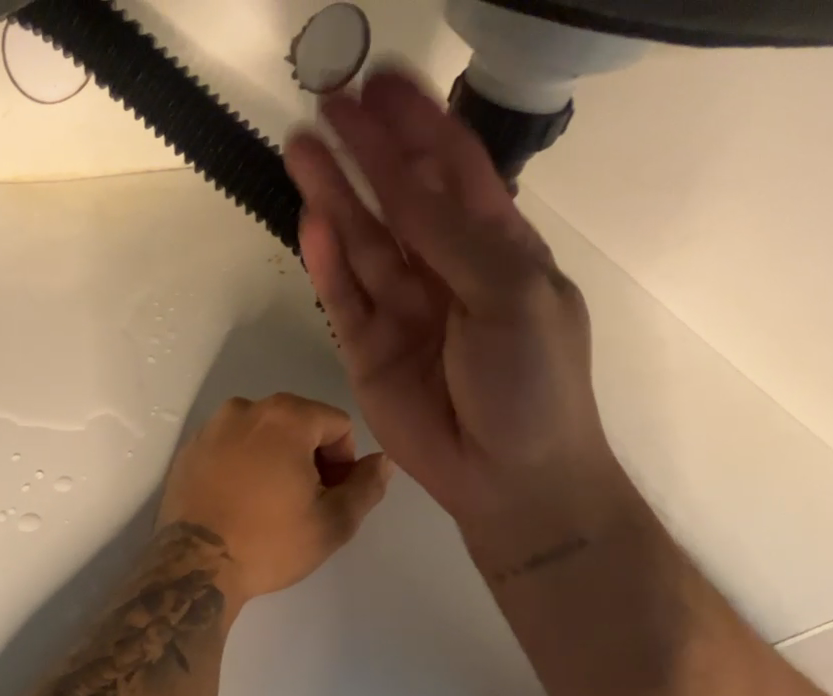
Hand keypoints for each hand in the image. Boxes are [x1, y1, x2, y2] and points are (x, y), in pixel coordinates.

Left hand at [157, 393, 392, 599]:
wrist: (194, 567)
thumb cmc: (269, 542)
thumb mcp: (333, 522)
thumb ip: (366, 486)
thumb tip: (383, 461)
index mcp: (285, 417)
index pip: (337, 424)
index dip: (344, 462)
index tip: (329, 497)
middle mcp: (243, 409)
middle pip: (298, 424)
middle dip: (310, 457)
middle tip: (303, 504)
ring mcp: (209, 428)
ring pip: (261, 435)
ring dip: (275, 460)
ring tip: (270, 505)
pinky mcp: (186, 452)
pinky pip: (229, 448)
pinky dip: (241, 466)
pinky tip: (239, 504)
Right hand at [283, 70, 635, 564]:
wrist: (510, 476)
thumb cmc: (532, 382)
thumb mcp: (513, 294)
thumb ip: (456, 236)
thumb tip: (408, 178)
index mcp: (497, 248)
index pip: (452, 171)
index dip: (418, 124)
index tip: (383, 83)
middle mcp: (445, 269)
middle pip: (398, 198)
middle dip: (366, 150)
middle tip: (327, 101)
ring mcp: (403, 310)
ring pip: (362, 242)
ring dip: (334, 195)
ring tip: (300, 146)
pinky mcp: (367, 350)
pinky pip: (343, 297)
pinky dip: (327, 262)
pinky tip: (311, 221)